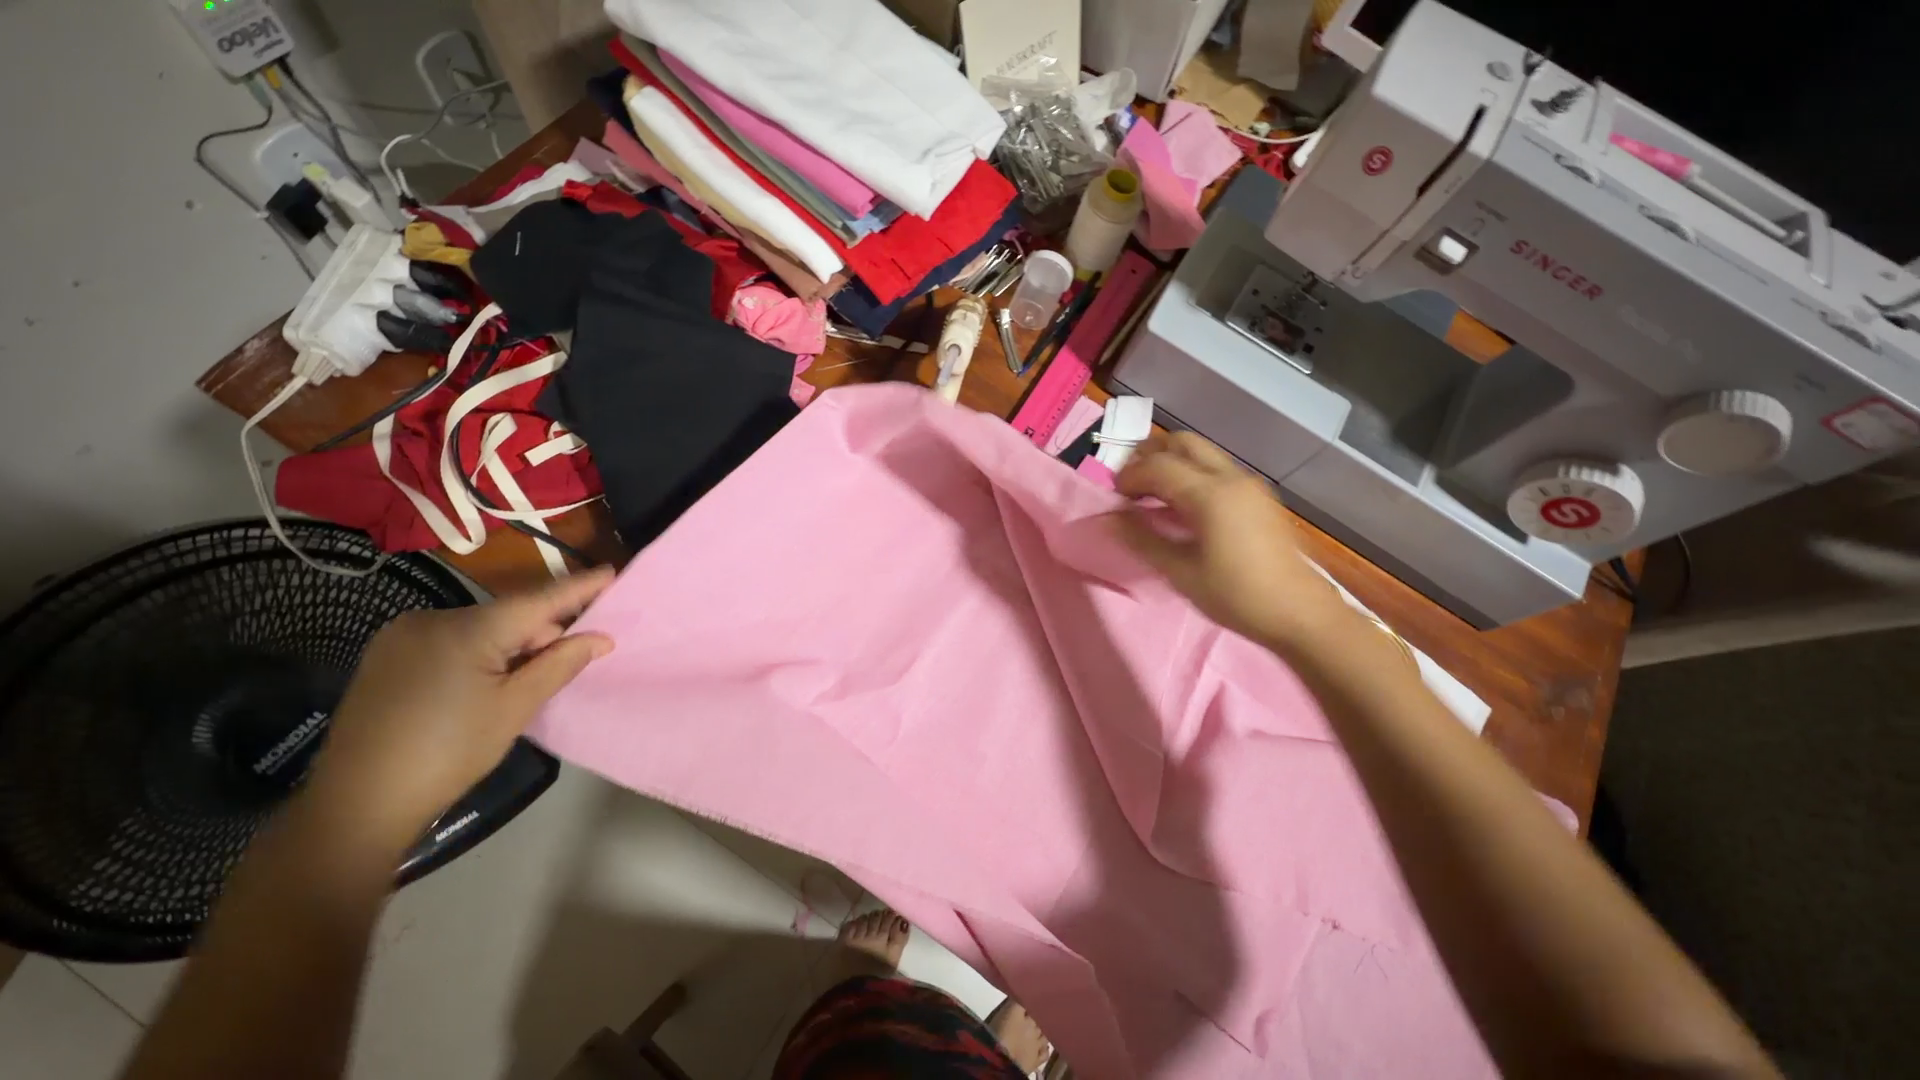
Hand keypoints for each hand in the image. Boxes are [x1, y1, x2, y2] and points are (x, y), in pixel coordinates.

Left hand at [303, 569, 616, 849]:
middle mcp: (432, 618)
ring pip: (477, 629)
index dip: (578, 586)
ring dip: (510, 645)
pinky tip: (485, 684)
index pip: (538, 599)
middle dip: (541, 631)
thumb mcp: (514, 709)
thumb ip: (559, 665)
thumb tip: (599, 638)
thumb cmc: (449, 753)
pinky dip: (478, 654)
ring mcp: (402, 635)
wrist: (358, 802)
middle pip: (506, 615)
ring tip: (526, 680)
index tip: (612, 570)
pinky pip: (449, 642)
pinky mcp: (386, 656)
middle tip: (571, 657)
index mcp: (468, 628)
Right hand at [1111, 433, 1347, 647]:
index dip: (1129, 475)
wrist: (1299, 612)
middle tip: (1130, 484)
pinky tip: (1183, 508)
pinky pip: (1218, 470)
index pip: (1158, 465)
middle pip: (1183, 443)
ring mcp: (1250, 484)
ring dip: (1172, 463)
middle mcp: (1232, 478)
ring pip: (1202, 453)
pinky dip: (1193, 475)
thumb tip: (1110, 518)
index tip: (1112, 496)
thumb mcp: (1181, 573)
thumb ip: (1143, 539)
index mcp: (1211, 494)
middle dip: (1150, 455)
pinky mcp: (1260, 497)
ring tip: (1152, 496)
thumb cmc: (1236, 596)